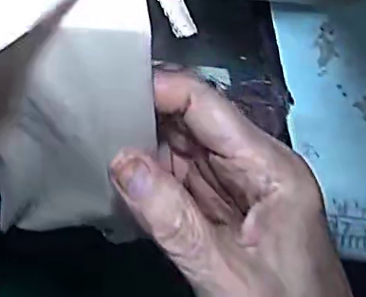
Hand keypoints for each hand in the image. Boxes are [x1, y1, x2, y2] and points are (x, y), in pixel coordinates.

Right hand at [111, 70, 350, 296]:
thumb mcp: (230, 278)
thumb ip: (174, 222)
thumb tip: (120, 161)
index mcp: (271, 167)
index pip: (204, 101)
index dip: (156, 89)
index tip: (108, 91)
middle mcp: (256, 165)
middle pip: (189, 117)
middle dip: (143, 115)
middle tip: (95, 116)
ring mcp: (240, 186)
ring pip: (179, 144)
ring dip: (142, 144)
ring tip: (99, 140)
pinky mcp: (225, 209)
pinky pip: (179, 175)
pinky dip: (150, 174)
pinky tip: (122, 176)